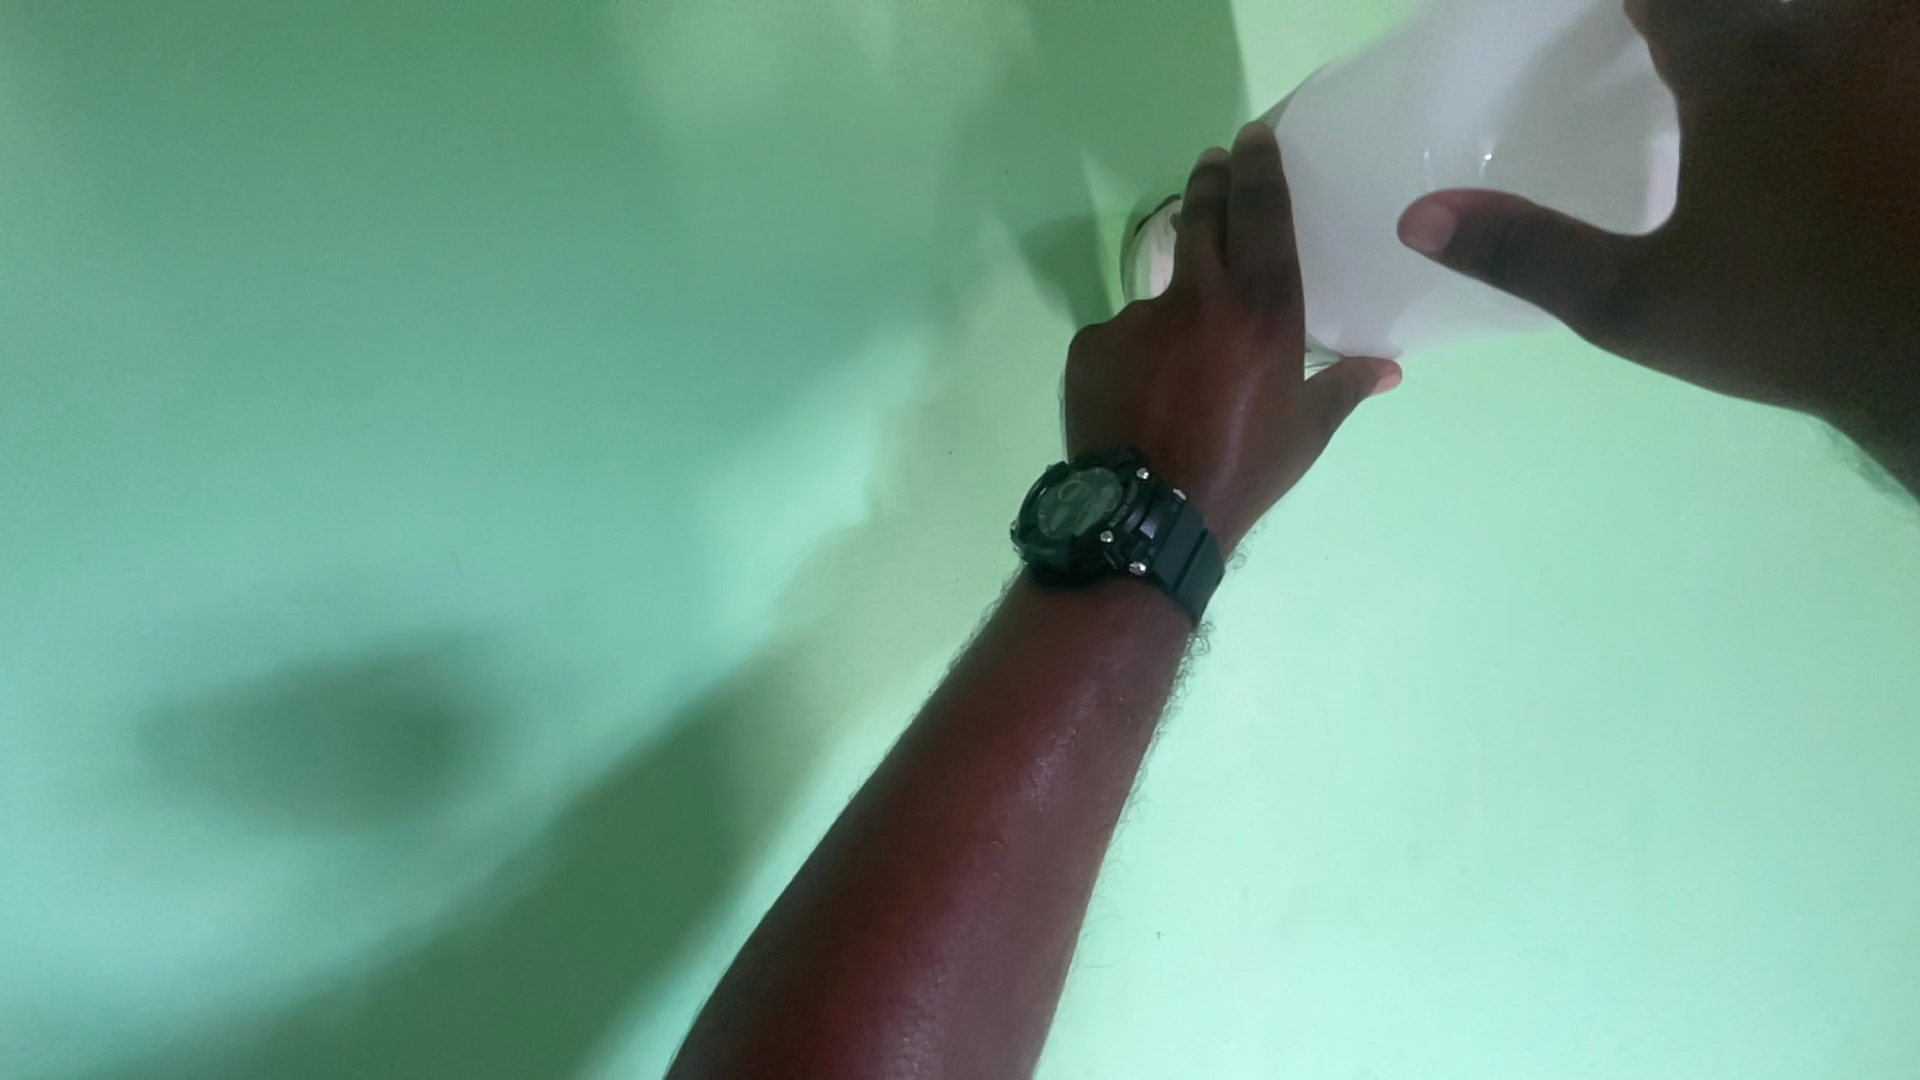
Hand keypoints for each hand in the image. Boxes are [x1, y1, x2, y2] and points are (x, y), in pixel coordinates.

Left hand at [1067, 123, 1400, 552]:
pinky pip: (1115, 341)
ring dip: (1168, 316)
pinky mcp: (1089, 345)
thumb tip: (1389, 368)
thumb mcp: (1304, 433)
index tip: (1250, 140)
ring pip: (1156, 300)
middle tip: (1210, 167)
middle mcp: (1196, 296)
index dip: (1257, 166)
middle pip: (1201, 215)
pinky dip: (1128, 358)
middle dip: (1208, 182)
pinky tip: (1134, 399)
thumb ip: (1343, 387)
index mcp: (1261, 308)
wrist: (1146, 516)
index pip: (1260, 210)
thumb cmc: (1238, 473)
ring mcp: (1134, 318)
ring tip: (1171, 374)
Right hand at [1397, 0, 1919, 436]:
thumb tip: (1415, 218)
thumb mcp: (1622, 303)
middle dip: (1692, 8)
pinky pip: (1873, 27)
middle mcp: (1849, 30)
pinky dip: (1826, 35)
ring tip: (1717, 44)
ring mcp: (1911, 47)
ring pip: (1829, 1)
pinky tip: (1808, 61)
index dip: (1616, 1)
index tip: (1578, 19)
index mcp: (1753, 75)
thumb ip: (1521, 251)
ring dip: (1759, 17)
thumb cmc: (1781, 322)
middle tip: (1644, 33)